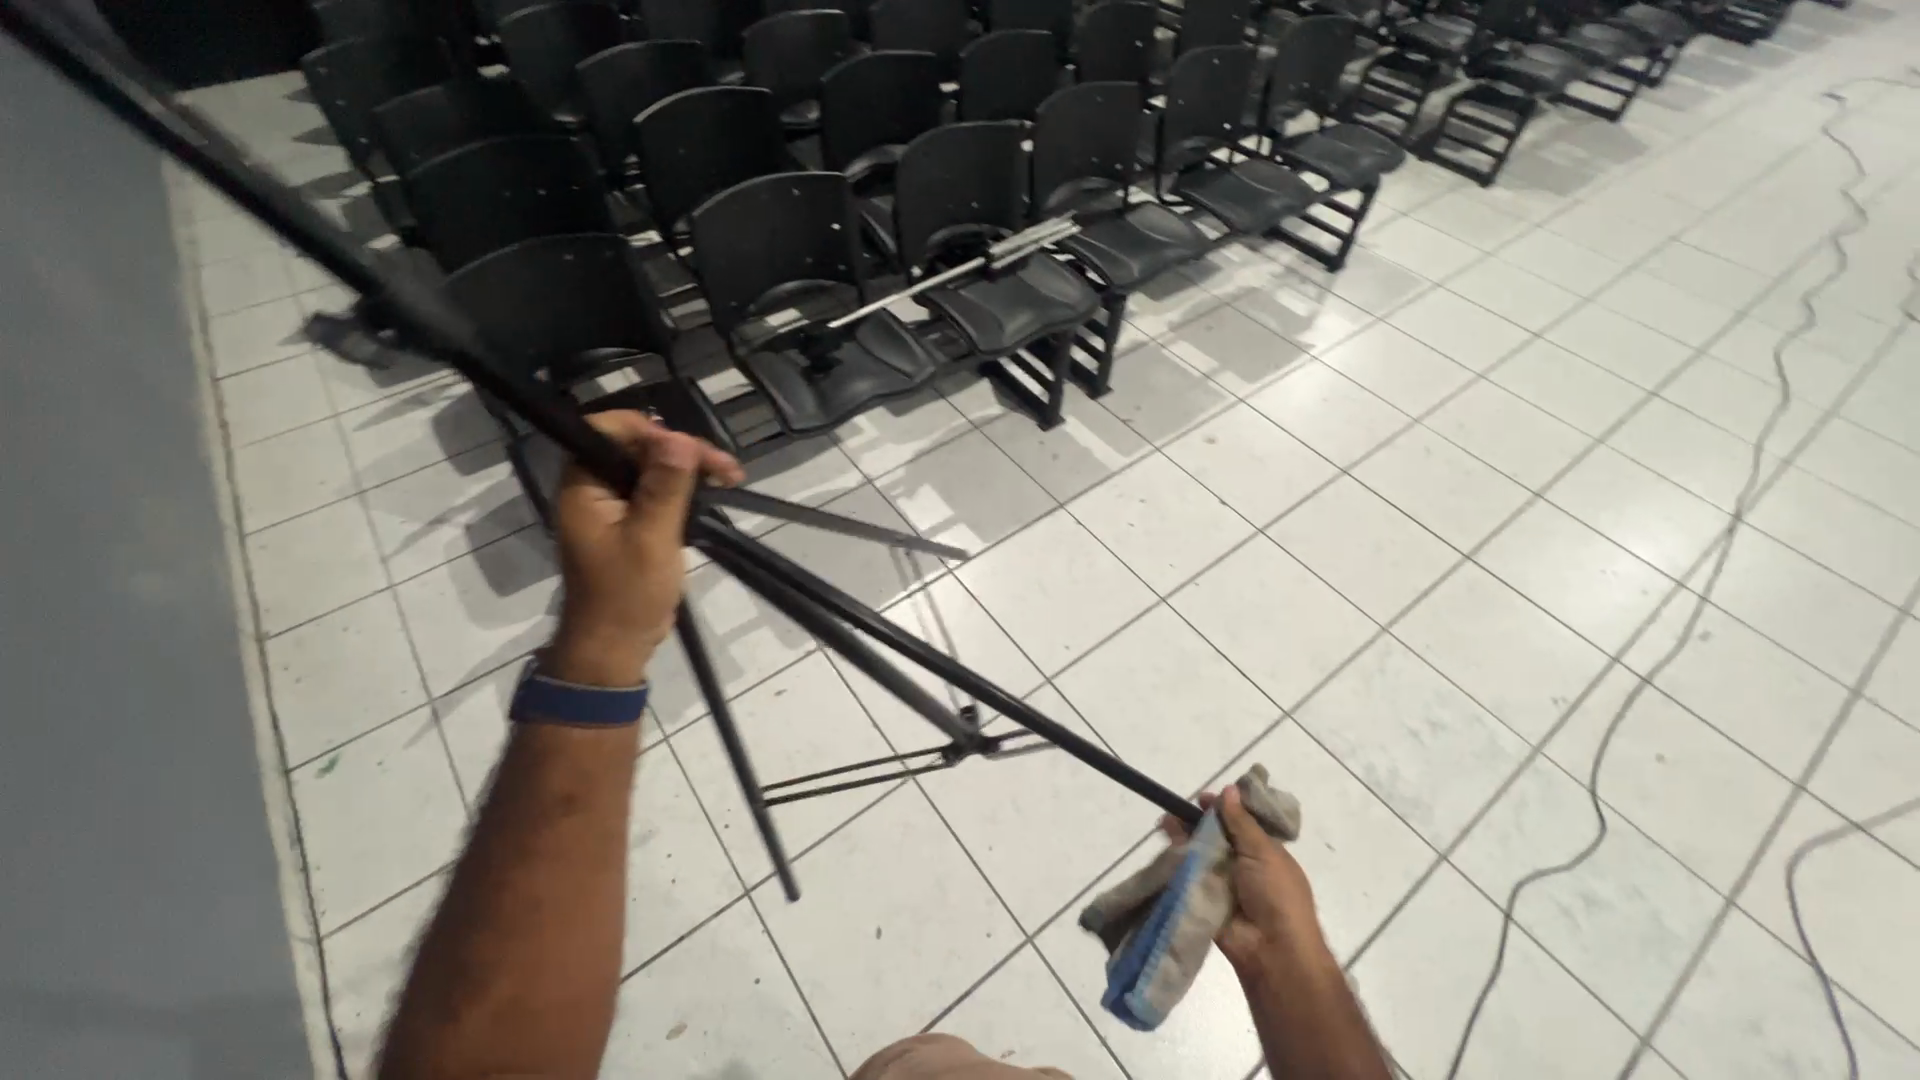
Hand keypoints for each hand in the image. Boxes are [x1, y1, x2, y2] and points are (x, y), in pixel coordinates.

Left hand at [547, 411, 743, 687]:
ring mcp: (614, 506)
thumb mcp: (651, 538)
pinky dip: (687, 489)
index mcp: (583, 486)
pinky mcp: (633, 523)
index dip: (649, 429)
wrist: (616, 646)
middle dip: (681, 450)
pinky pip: (658, 492)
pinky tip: (716, 491)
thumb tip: (678, 437)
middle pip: (636, 446)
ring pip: (652, 468)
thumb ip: (664, 487)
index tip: (688, 447)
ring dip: (690, 469)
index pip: (606, 430)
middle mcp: (594, 488)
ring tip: (729, 477)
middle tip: (724, 467)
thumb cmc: (627, 594)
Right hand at [1162, 786, 1326, 975]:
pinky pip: (1189, 874)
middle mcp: (1243, 865)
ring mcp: (1223, 882)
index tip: (1204, 799)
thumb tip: (1229, 789)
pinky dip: (1177, 860)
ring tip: (1166, 822)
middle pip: (1217, 836)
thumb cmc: (1277, 895)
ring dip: (1184, 837)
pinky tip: (1165, 844)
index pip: (1241, 823)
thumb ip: (1240, 821)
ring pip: (1200, 853)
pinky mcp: (1205, 898)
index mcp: (1265, 853)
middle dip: (1198, 821)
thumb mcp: (1263, 851)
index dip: (1223, 809)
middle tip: (1178, 808)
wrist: (1271, 949)